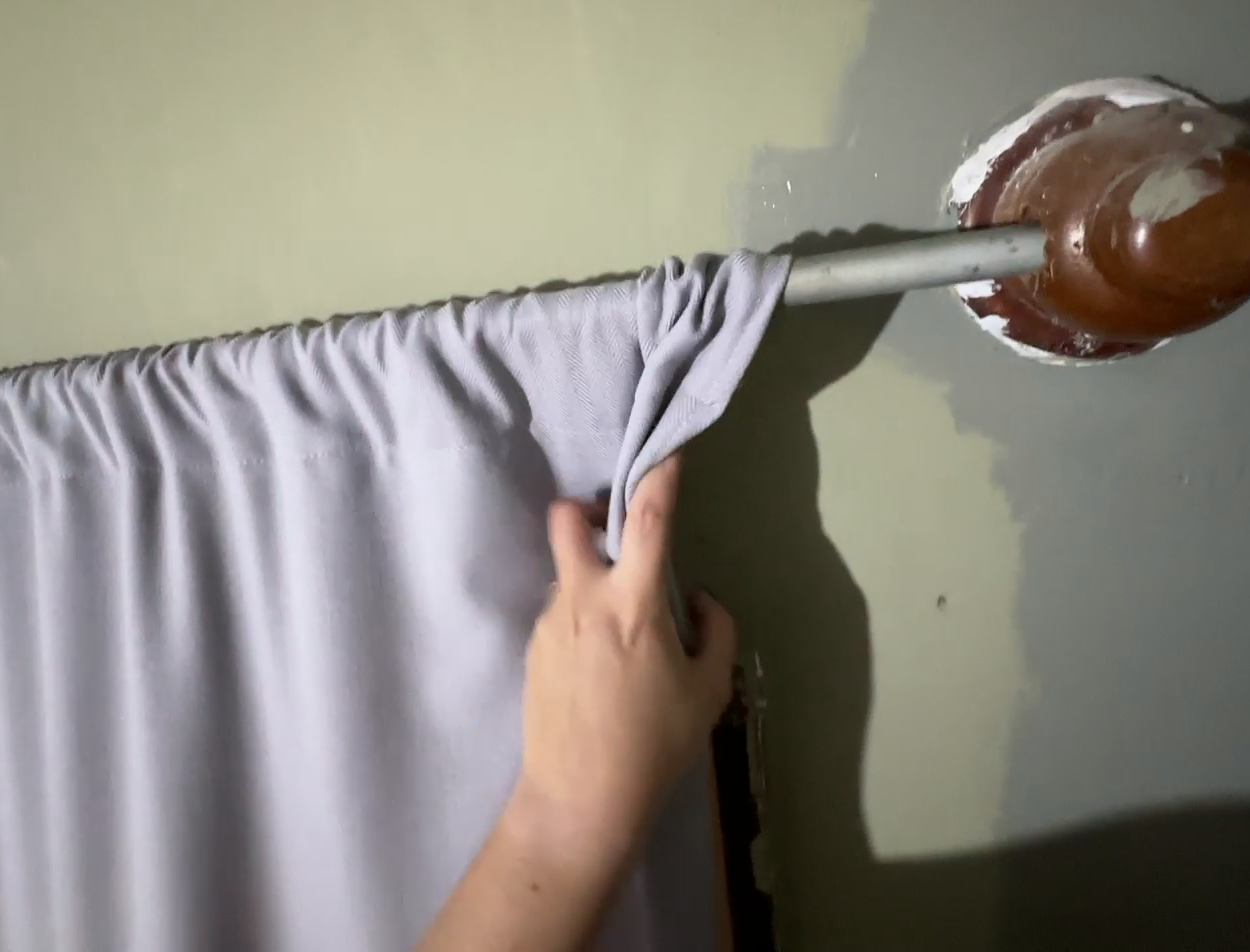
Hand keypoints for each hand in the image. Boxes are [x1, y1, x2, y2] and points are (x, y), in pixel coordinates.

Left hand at [507, 453, 738, 876]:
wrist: (580, 798)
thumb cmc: (655, 743)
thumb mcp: (709, 690)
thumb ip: (716, 629)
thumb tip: (698, 597)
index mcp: (634, 603)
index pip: (647, 520)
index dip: (658, 477)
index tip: (664, 451)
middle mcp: (584, 599)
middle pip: (565, 520)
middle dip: (586, 509)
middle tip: (614, 535)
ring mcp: (550, 621)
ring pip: (565, 568)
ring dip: (591, 573)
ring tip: (618, 625)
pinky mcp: (533, 645)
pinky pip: (560, 608)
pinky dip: (581, 611)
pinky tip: (598, 660)